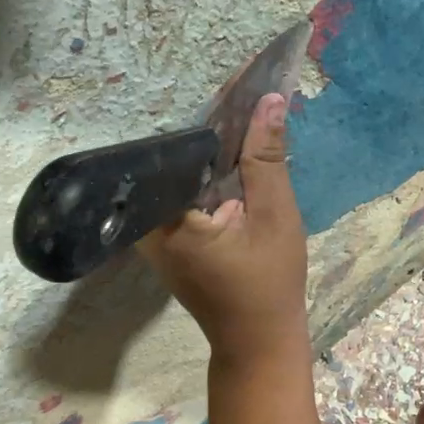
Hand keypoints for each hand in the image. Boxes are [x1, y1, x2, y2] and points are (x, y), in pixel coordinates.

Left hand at [139, 93, 307, 362]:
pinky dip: (211, 177)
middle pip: (177, 159)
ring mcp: (155, 233)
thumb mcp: (274, 215)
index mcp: (166, 217)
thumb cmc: (268, 283)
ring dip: (214, 152)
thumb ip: (266, 158)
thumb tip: (269, 100)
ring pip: (182, 176)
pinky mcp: (169, 240)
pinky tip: (236, 159)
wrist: (259, 340)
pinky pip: (186, 194)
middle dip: (215, 130)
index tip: (242, 83)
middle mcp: (149, 222)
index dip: (214, 114)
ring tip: (247, 119)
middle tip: (249, 97)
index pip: (180, 148)